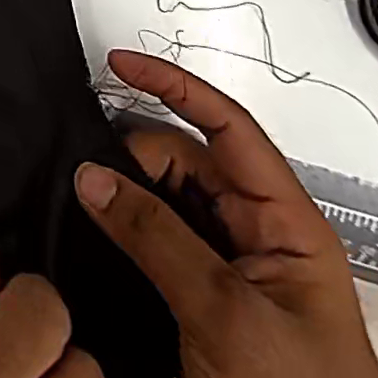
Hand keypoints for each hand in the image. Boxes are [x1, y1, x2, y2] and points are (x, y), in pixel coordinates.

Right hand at [75, 51, 377, 377]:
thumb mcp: (227, 314)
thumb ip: (156, 237)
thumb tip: (92, 176)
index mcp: (285, 222)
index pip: (227, 126)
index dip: (173, 85)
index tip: (119, 64)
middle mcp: (253, 229)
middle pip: (181, 158)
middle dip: (133, 159)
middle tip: (97, 191)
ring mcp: (223, 258)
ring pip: (159, 193)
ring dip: (122, 193)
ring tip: (94, 216)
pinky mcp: (195, 285)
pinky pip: (148, 230)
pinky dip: (118, 222)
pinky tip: (98, 233)